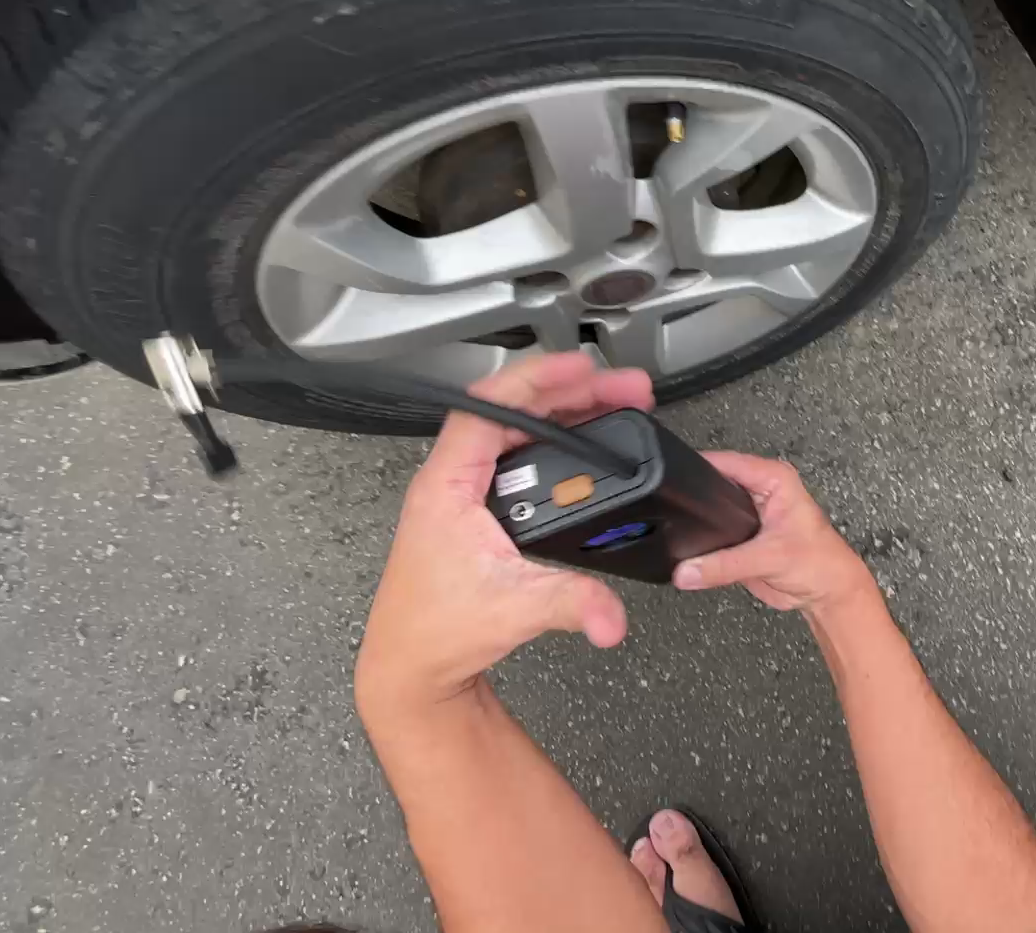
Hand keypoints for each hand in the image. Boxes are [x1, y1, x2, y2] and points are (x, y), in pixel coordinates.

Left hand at [355, 352, 654, 717]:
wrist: (414, 666)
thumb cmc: (434, 634)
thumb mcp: (513, 611)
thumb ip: (572, 604)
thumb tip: (613, 612)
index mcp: (448, 486)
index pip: (488, 407)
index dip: (536, 380)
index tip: (579, 367)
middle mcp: (456, 478)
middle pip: (515, 409)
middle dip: (572, 390)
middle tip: (621, 387)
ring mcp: (470, 489)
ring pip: (521, 426)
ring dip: (569, 408)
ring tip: (614, 401)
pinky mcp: (487, 504)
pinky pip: (527, 450)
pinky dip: (562, 435)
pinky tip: (590, 437)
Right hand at [671, 452, 876, 614]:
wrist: (827, 593)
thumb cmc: (820, 562)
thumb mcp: (770, 558)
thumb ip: (724, 565)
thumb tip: (685, 570)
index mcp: (774, 478)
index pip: (728, 462)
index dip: (698, 467)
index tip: (671, 476)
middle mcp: (760, 490)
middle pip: (715, 484)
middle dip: (694, 498)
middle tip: (666, 510)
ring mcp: (749, 513)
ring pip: (712, 510)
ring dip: (697, 524)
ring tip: (673, 532)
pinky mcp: (742, 537)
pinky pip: (713, 534)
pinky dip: (702, 542)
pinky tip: (686, 550)